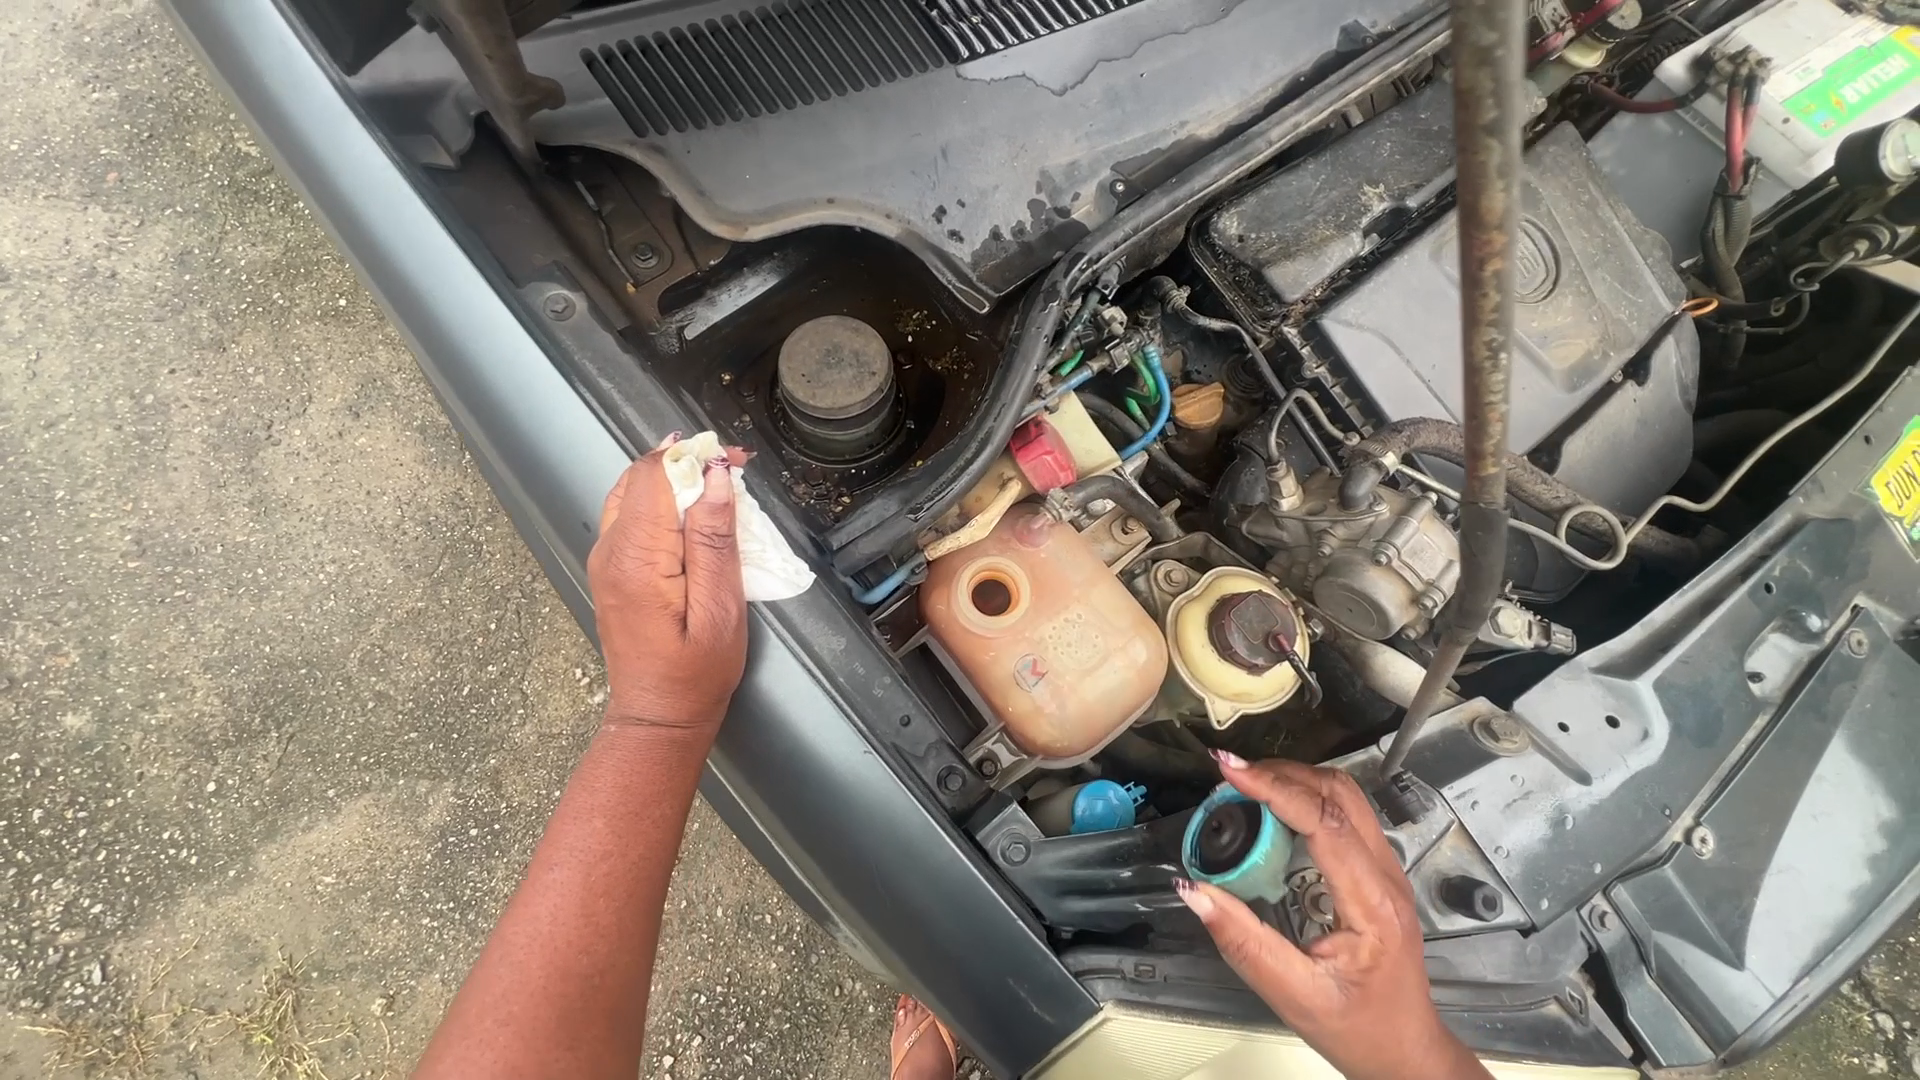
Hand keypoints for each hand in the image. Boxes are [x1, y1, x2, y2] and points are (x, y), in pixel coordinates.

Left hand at [587, 436, 749, 737]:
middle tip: (734, 466)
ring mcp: (605, 558)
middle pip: (641, 477)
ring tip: (718, 478)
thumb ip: (715, 541)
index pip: (657, 477)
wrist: (659, 714)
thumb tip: (716, 480)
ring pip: (632, 490)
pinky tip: (692, 505)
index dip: (697, 456)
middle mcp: (610, 550)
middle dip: (688, 460)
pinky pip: (631, 513)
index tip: (737, 459)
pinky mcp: (611, 567)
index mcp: (636, 558)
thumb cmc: (697, 670)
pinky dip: (662, 498)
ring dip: (675, 476)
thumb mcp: (721, 608)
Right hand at [1175, 756, 1492, 1079]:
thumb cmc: (1360, 1030)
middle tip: (1229, 776)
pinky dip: (1301, 796)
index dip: (1273, 787)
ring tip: (1244, 786)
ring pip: (1342, 794)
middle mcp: (1386, 873)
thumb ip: (1244, 942)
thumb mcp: (1296, 996)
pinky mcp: (1375, 868)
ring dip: (1292, 779)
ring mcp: (1386, 867)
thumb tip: (1193, 891)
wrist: (1408, 1053)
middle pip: (1337, 793)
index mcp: (1372, 903)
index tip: (1228, 769)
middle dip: (1279, 773)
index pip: (1323, 821)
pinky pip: (1341, 812)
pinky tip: (1270, 808)